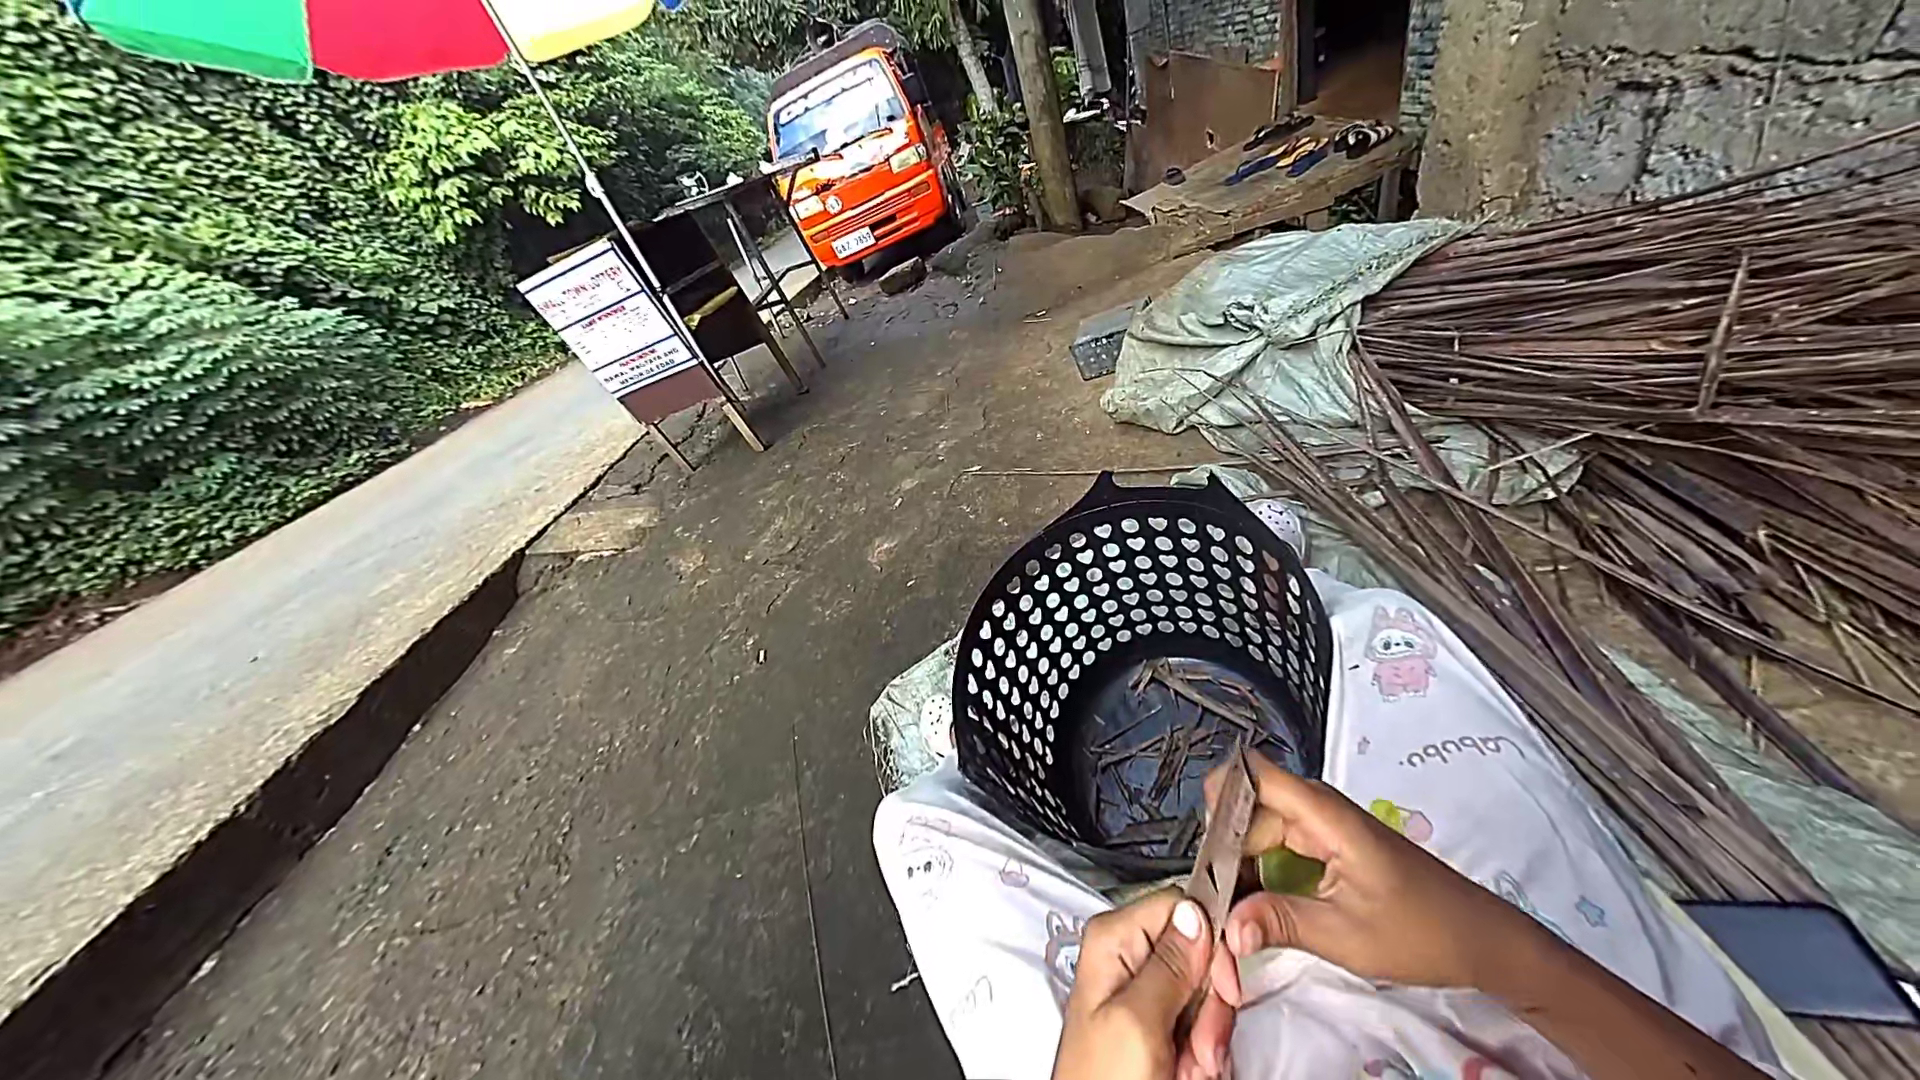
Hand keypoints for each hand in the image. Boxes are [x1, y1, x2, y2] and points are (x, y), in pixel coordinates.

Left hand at [1052, 890, 1235, 1079]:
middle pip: (1197, 951)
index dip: (1209, 942)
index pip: (1179, 906)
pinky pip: (1201, 1022)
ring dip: (1208, 1036)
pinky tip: (1186, 1072)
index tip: (1222, 987)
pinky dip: (1203, 1054)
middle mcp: (1128, 954)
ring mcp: (1144, 989)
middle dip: (1209, 1004)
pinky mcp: (1158, 1021)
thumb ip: (1169, 965)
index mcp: (1114, 938)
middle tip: (1197, 1045)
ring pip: (1205, 991)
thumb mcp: (1137, 1022)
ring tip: (1187, 1067)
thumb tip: (1196, 911)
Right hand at [1205, 754, 1554, 992]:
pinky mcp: (1320, 839)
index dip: (1217, 796)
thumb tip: (1225, 929)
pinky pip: (1271, 838)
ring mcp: (1316, 821)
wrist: (1483, 941)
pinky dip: (1254, 864)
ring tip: (1227, 900)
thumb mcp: (1344, 935)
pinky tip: (1251, 897)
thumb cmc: (1422, 931)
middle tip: (1211, 894)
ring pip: (1253, 822)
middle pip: (1243, 804)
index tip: (1205, 846)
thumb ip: (1278, 921)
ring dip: (1235, 857)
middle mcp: (1312, 805)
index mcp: (1319, 811)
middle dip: (1221, 843)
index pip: (1249, 772)